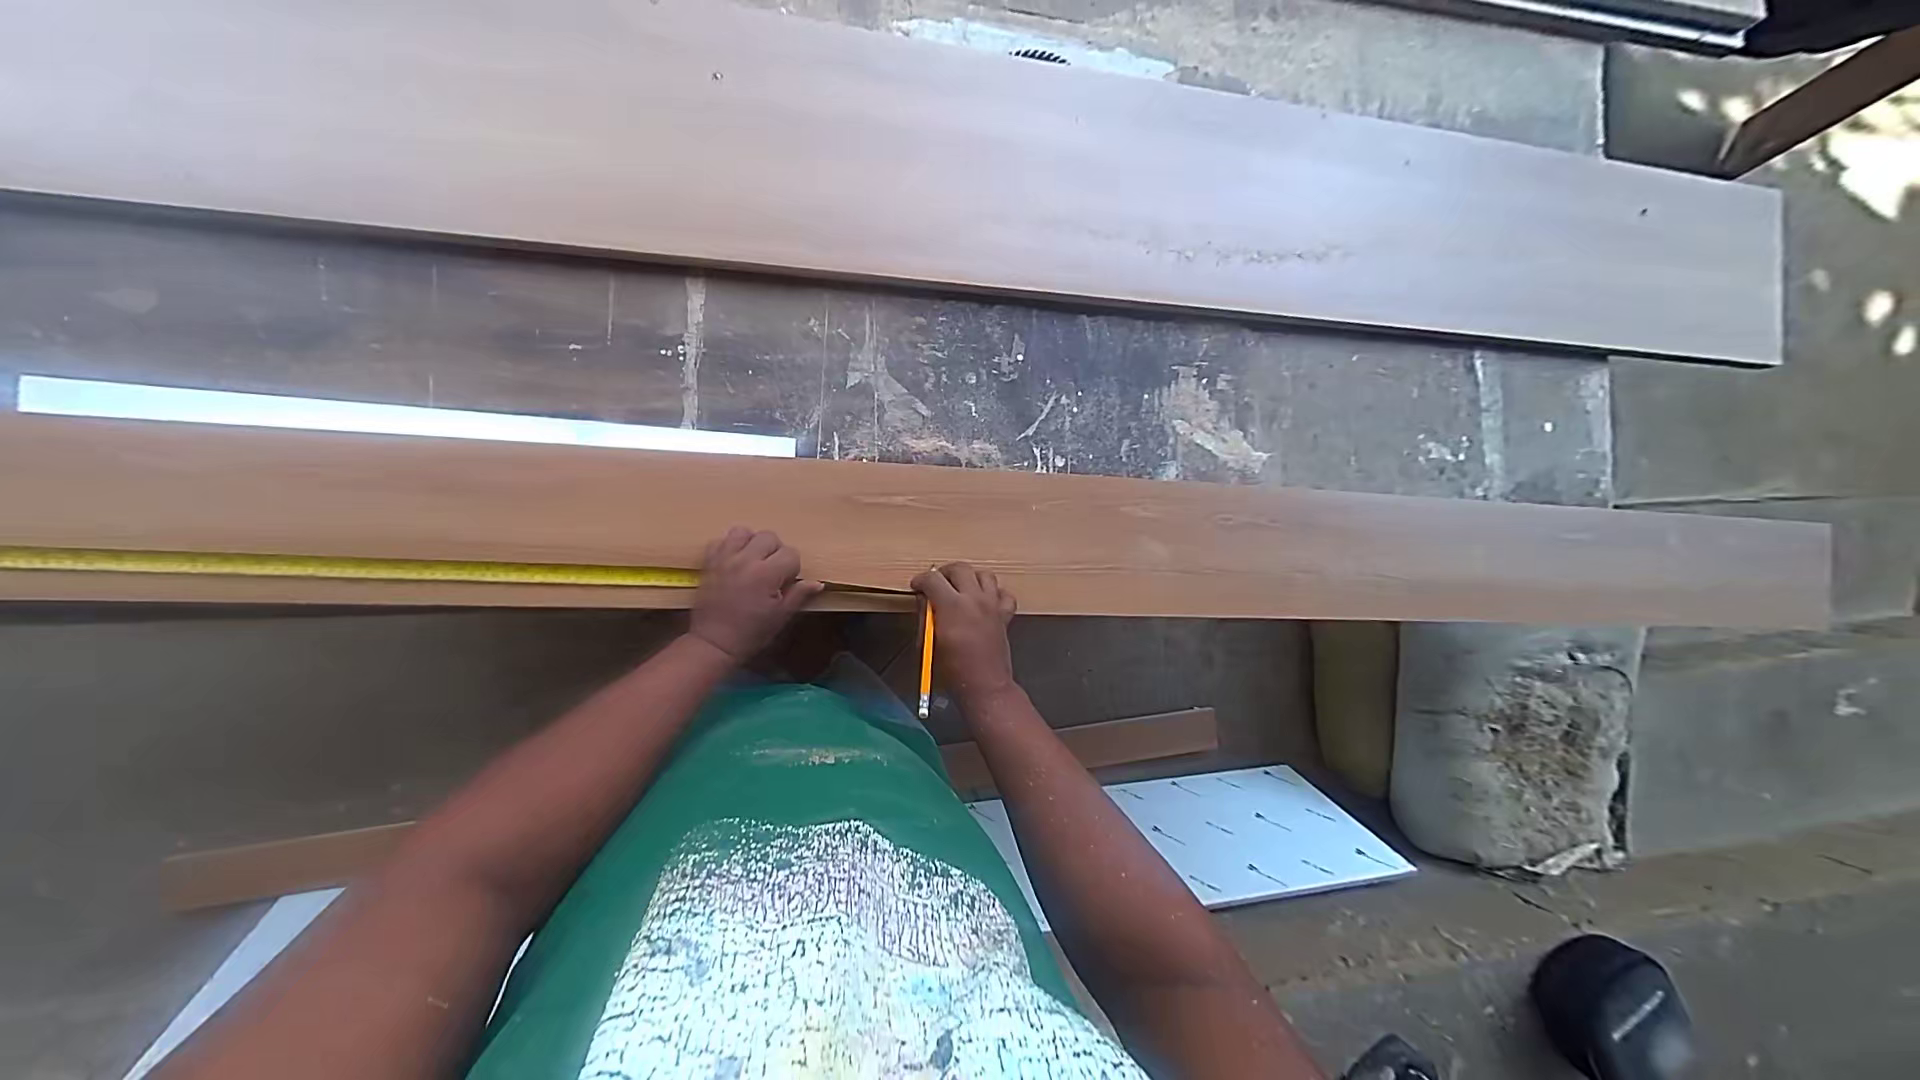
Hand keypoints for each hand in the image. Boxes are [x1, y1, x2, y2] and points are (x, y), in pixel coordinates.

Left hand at [689, 527, 823, 661]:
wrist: (713, 643)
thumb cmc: (751, 633)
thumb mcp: (781, 616)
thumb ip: (799, 595)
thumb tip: (817, 583)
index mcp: (766, 574)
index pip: (790, 553)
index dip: (792, 569)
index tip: (785, 583)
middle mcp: (745, 560)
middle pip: (769, 537)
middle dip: (775, 551)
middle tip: (772, 571)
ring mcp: (724, 559)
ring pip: (744, 532)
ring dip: (752, 543)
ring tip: (753, 561)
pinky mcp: (709, 562)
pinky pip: (720, 540)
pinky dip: (729, 546)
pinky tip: (734, 561)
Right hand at [912, 563, 1017, 700]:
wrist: (985, 686)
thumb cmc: (953, 670)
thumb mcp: (929, 643)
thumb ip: (926, 616)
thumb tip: (925, 601)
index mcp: (952, 606)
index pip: (932, 578)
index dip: (921, 580)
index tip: (917, 586)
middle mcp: (974, 599)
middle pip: (960, 568)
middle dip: (944, 573)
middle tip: (936, 583)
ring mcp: (992, 605)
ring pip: (984, 574)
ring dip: (970, 577)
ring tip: (961, 587)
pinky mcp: (1004, 615)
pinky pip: (1004, 594)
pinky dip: (994, 593)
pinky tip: (985, 600)